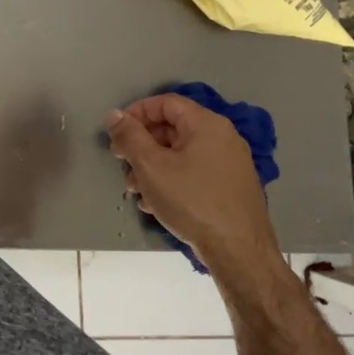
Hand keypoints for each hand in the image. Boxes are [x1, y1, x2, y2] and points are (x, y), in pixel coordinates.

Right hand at [107, 93, 280, 274]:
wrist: (238, 251)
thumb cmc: (191, 200)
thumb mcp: (150, 166)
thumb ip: (129, 135)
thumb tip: (115, 115)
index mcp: (206, 125)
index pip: (166, 103)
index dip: (136, 112)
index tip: (116, 133)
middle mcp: (222, 138)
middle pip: (172, 128)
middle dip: (141, 143)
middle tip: (121, 162)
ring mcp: (230, 164)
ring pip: (180, 153)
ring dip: (152, 165)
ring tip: (134, 188)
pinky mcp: (230, 187)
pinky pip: (193, 172)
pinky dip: (171, 179)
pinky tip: (155, 202)